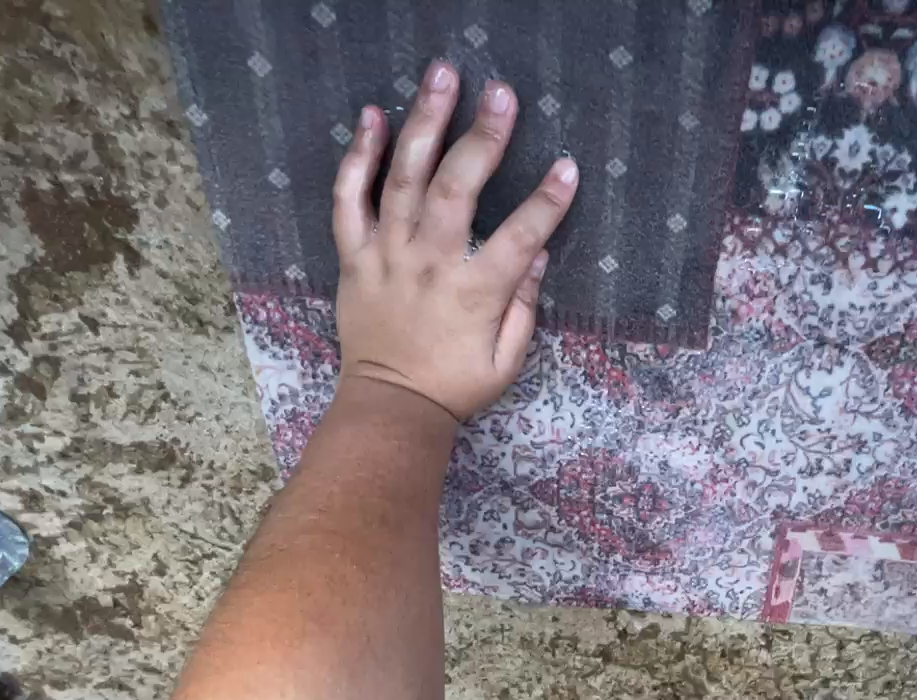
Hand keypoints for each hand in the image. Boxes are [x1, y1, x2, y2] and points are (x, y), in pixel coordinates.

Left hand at [331, 61, 578, 421]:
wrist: (393, 405)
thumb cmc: (457, 386)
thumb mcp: (507, 362)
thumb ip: (523, 310)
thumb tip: (536, 259)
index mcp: (475, 294)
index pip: (520, 238)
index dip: (548, 203)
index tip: (567, 169)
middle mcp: (430, 264)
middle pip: (456, 189)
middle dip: (482, 138)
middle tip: (501, 93)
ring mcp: (387, 255)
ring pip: (403, 179)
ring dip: (424, 123)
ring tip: (441, 77)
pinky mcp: (355, 256)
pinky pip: (349, 199)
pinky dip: (359, 157)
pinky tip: (373, 117)